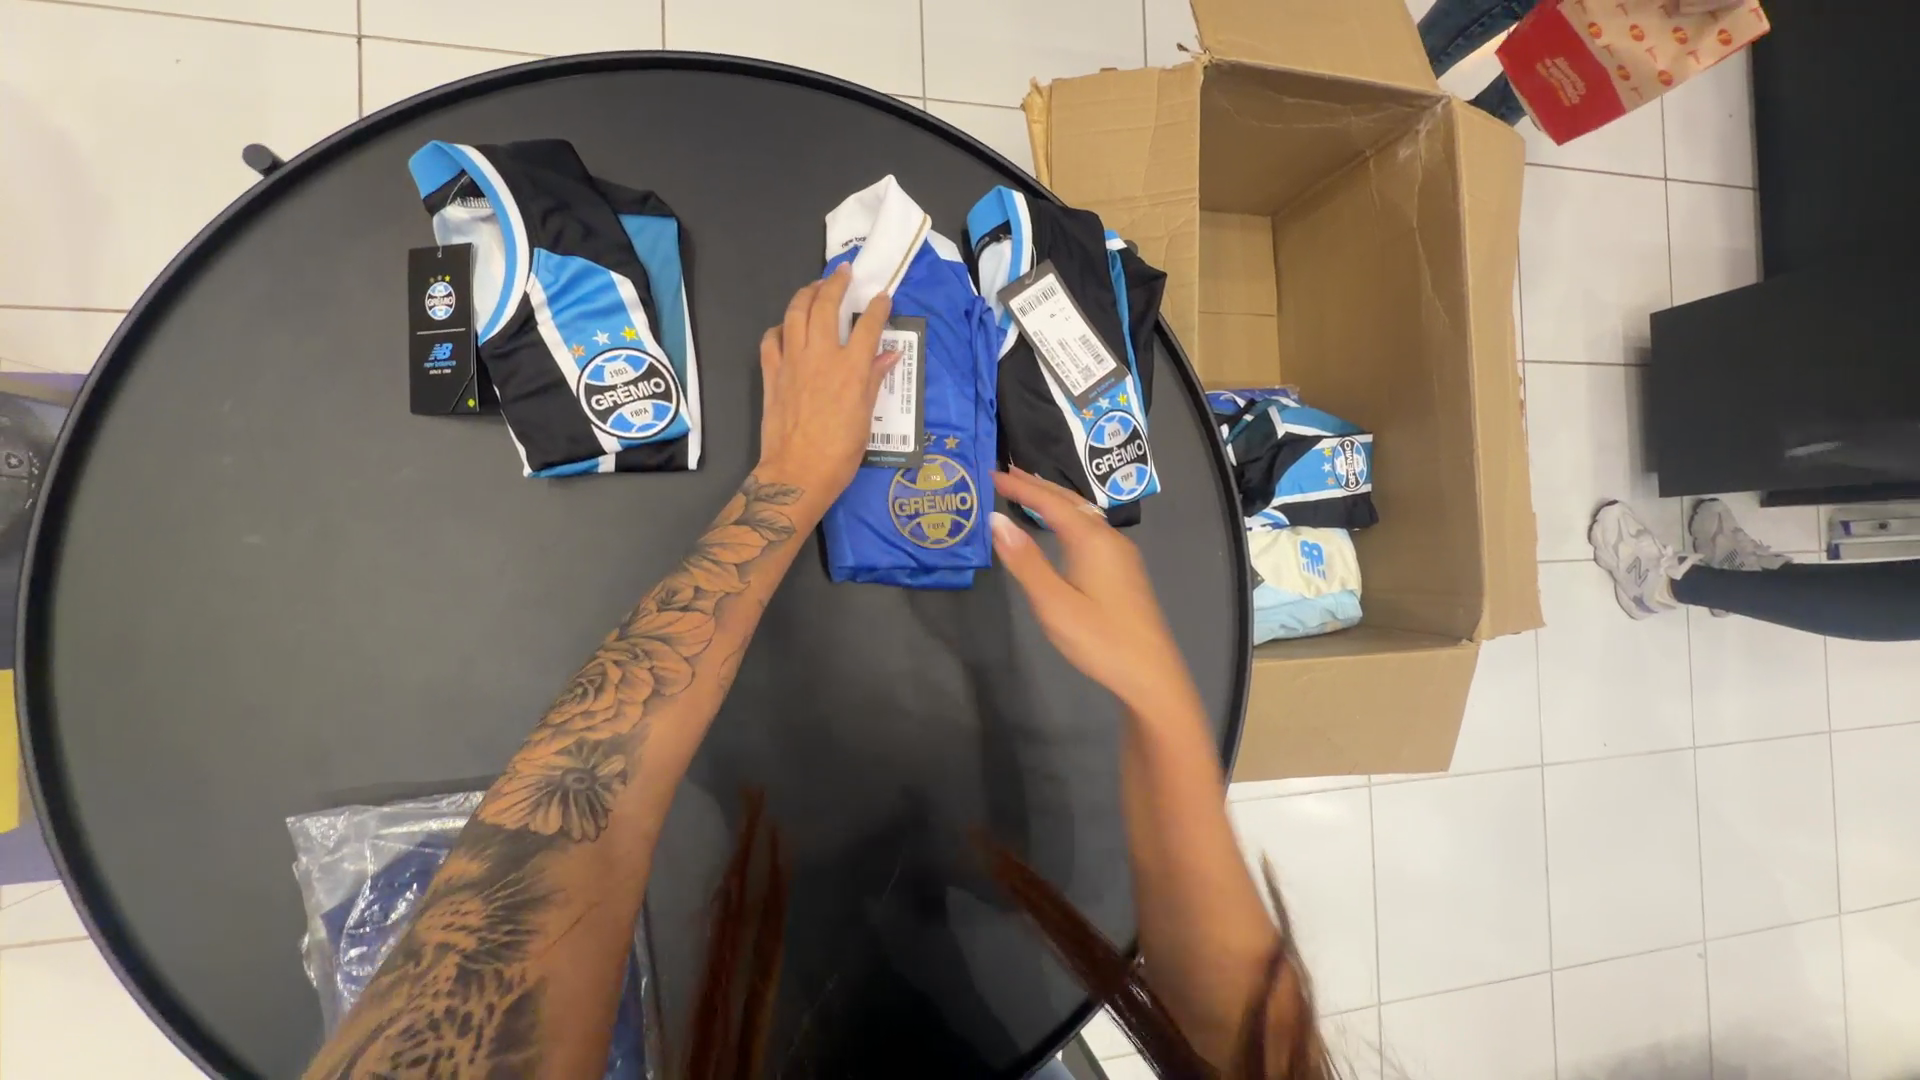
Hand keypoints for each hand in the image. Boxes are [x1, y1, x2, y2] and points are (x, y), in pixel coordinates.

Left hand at [757, 264, 896, 498]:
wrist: (797, 472)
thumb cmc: (839, 454)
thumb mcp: (866, 419)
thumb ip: (874, 381)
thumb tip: (887, 356)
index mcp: (851, 369)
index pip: (867, 326)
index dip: (877, 307)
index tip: (882, 297)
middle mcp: (821, 357)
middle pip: (826, 306)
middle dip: (836, 284)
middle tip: (843, 273)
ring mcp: (792, 362)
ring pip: (795, 313)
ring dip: (806, 294)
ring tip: (815, 287)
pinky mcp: (771, 373)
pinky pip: (772, 339)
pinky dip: (781, 327)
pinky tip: (787, 328)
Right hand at [989, 468, 1201, 714]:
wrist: (1151, 675)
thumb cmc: (1099, 639)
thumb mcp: (1053, 603)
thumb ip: (1025, 561)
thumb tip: (997, 521)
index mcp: (1092, 540)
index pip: (1049, 501)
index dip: (1020, 487)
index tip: (991, 473)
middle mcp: (1109, 538)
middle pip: (1070, 502)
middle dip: (1037, 486)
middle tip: (1006, 473)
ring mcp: (1121, 554)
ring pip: (1083, 515)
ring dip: (1054, 500)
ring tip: (1028, 491)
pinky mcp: (1124, 571)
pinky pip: (1091, 529)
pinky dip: (1068, 517)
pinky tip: (1061, 527)